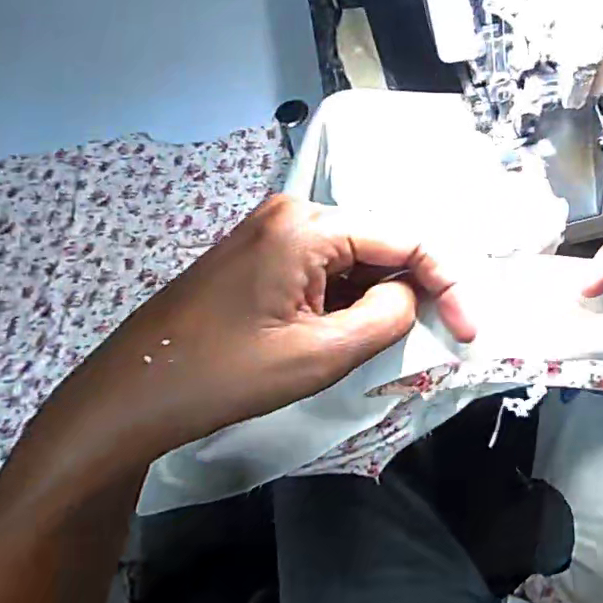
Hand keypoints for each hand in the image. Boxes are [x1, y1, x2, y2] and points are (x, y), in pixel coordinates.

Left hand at [54, 195, 472, 459]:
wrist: (133, 390)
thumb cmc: (224, 374)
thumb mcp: (319, 355)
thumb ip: (384, 319)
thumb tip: (410, 298)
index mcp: (307, 225)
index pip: (404, 240)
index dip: (447, 283)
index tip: (469, 331)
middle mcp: (291, 212)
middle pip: (378, 244)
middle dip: (411, 290)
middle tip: (435, 338)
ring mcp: (270, 230)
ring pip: (351, 258)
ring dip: (376, 298)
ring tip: (380, 344)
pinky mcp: (258, 252)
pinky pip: (321, 266)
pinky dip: (344, 297)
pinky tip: (343, 331)